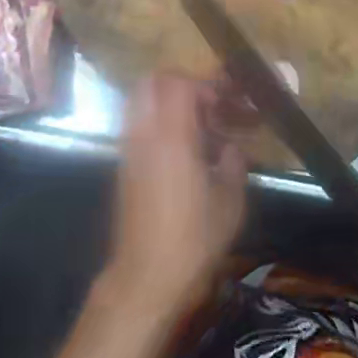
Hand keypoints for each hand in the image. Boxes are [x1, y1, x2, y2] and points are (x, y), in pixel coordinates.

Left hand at [107, 73, 247, 311]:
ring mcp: (129, 147)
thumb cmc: (194, 240)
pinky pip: (138, 124)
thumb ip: (233, 164)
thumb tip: (233, 146)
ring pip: (142, 101)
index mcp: (171, 137)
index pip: (177, 84)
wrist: (146, 274)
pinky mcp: (124, 163)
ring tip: (200, 129)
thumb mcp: (229, 203)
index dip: (204, 83)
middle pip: (152, 83)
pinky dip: (159, 122)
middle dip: (182, 85)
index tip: (227, 100)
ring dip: (168, 103)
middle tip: (211, 106)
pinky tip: (185, 151)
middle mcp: (143, 134)